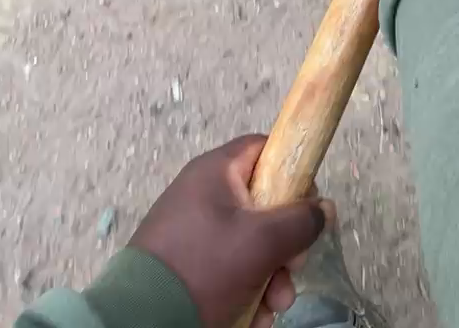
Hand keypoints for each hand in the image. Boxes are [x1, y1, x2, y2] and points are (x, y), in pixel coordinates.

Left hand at [129, 135, 333, 327]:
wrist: (134, 325)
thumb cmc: (203, 268)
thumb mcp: (262, 242)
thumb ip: (301, 221)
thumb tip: (324, 210)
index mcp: (216, 172)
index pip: (266, 149)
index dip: (294, 171)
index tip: (307, 207)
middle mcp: (203, 195)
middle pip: (263, 204)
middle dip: (285, 245)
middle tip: (292, 271)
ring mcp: (191, 232)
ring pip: (248, 243)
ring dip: (269, 276)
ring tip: (270, 310)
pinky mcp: (184, 266)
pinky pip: (227, 268)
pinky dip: (244, 290)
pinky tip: (250, 318)